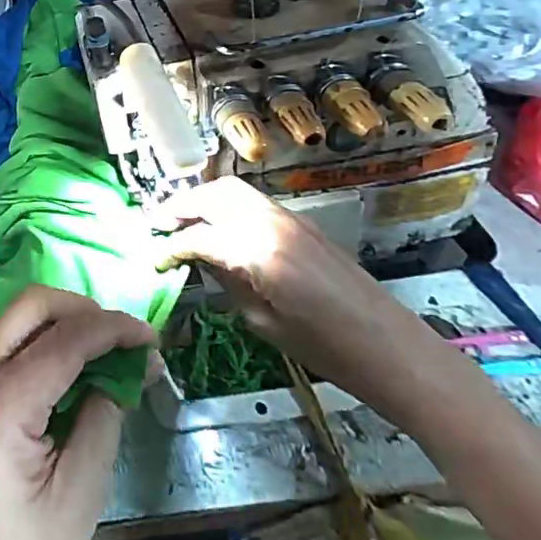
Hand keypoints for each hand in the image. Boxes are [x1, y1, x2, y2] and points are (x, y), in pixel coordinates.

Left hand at [0, 285, 154, 539]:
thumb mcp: (80, 490)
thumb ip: (107, 412)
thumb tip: (139, 361)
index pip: (65, 340)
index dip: (114, 328)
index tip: (150, 337)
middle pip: (32, 305)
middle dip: (84, 309)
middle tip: (123, 337)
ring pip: (18, 318)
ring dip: (65, 320)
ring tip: (105, 350)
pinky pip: (8, 342)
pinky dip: (45, 339)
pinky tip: (74, 365)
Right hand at [152, 177, 419, 409]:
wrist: (387, 344)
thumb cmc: (325, 348)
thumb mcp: (264, 322)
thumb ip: (228, 282)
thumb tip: (198, 259)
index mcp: (258, 252)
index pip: (200, 237)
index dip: (172, 247)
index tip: (153, 257)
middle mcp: (271, 221)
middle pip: (214, 196)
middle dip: (182, 206)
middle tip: (158, 223)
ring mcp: (288, 216)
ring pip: (234, 191)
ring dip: (204, 199)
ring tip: (183, 219)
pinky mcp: (300, 221)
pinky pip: (254, 201)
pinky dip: (228, 204)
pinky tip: (218, 224)